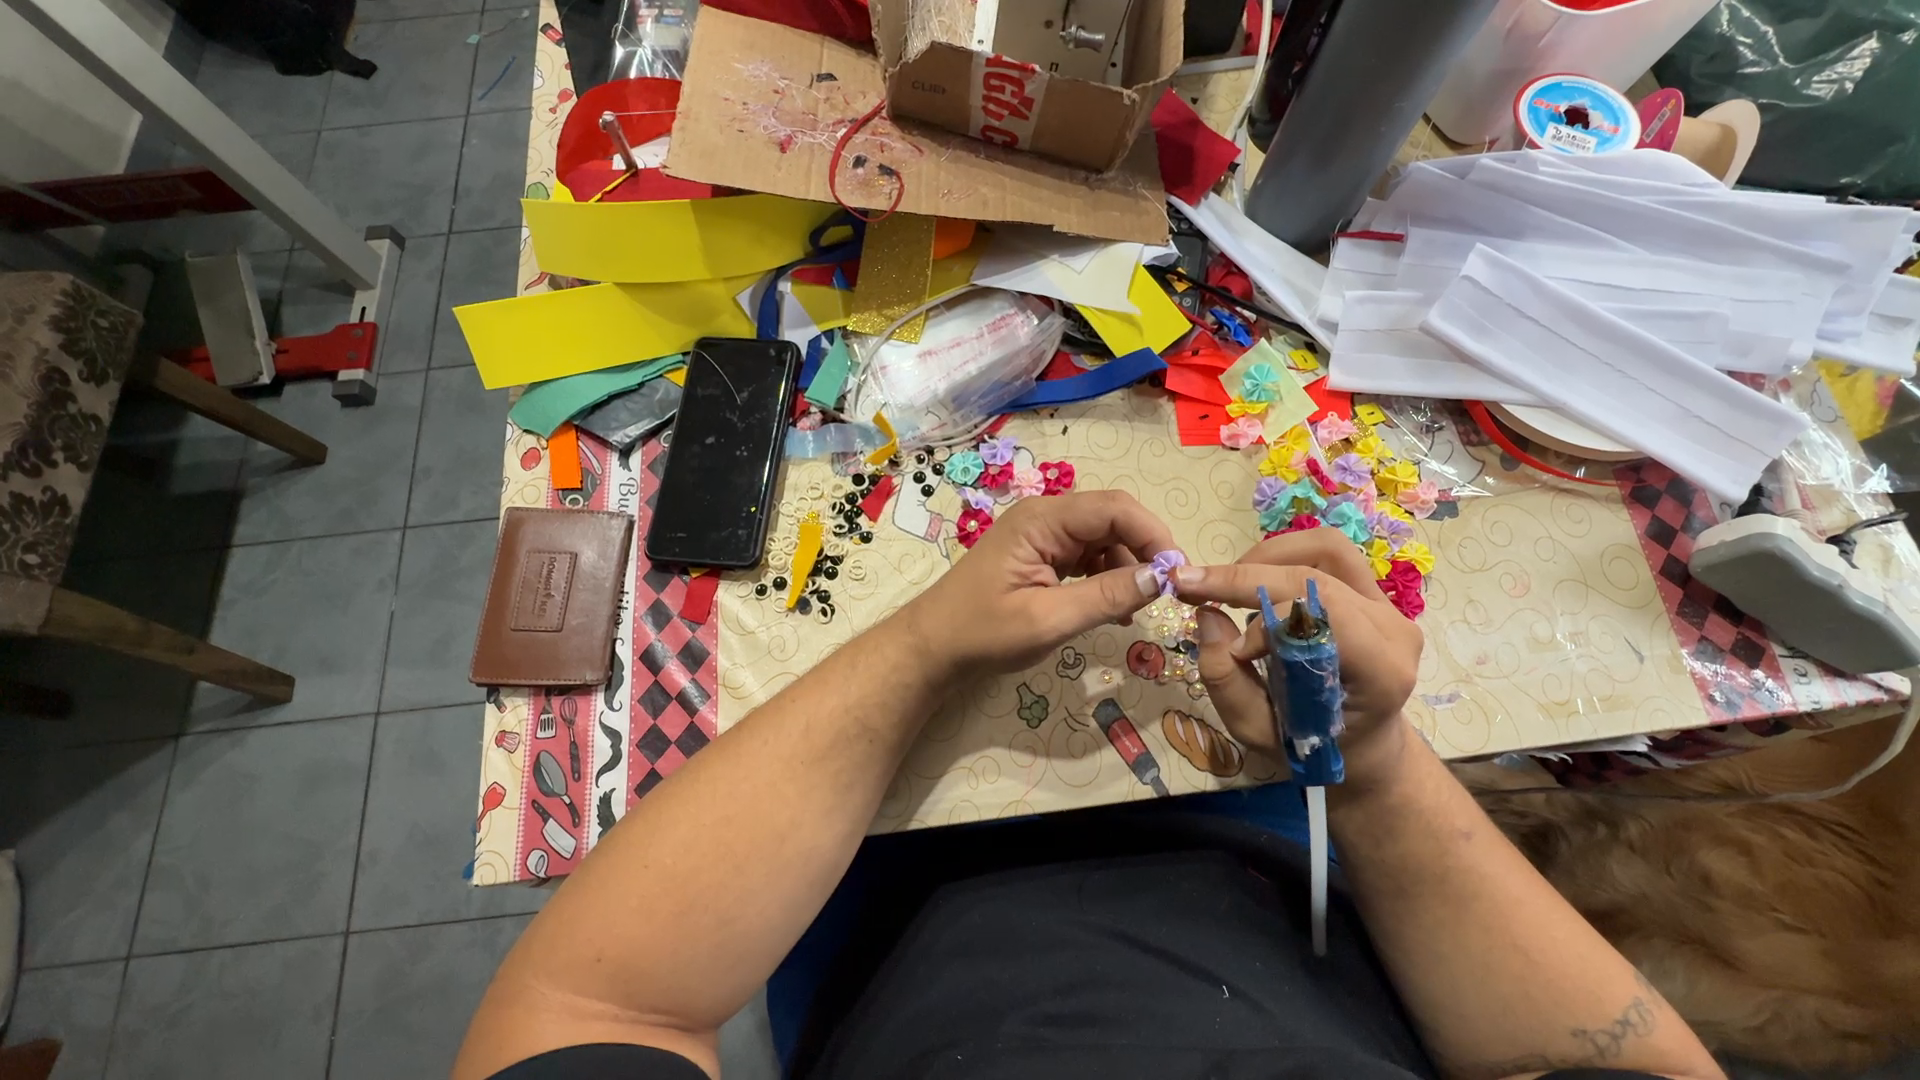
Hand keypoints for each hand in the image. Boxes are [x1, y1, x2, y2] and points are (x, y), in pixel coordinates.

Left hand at [902, 490, 1176, 679]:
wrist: (934, 648)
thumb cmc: (983, 633)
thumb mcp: (1047, 620)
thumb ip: (1105, 597)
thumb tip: (1159, 578)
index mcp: (1042, 521)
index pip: (1114, 508)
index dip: (1152, 534)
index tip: (1175, 574)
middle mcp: (1045, 518)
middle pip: (1112, 519)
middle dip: (1143, 551)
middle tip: (1163, 594)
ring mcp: (1042, 537)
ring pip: (1103, 539)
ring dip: (1126, 567)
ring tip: (1135, 609)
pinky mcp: (1041, 556)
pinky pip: (1087, 556)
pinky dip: (1106, 578)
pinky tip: (1113, 609)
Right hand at [1171, 529, 1422, 795]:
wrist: (1361, 748)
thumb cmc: (1311, 748)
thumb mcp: (1258, 733)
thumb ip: (1227, 682)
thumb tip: (1206, 615)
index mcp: (1379, 671)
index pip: (1321, 613)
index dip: (1265, 617)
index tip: (1229, 645)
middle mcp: (1392, 629)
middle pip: (1316, 572)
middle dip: (1245, 574)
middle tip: (1192, 586)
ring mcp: (1387, 606)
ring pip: (1325, 547)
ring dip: (1266, 556)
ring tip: (1227, 584)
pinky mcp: (1372, 594)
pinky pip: (1326, 555)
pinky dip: (1280, 560)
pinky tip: (1252, 585)